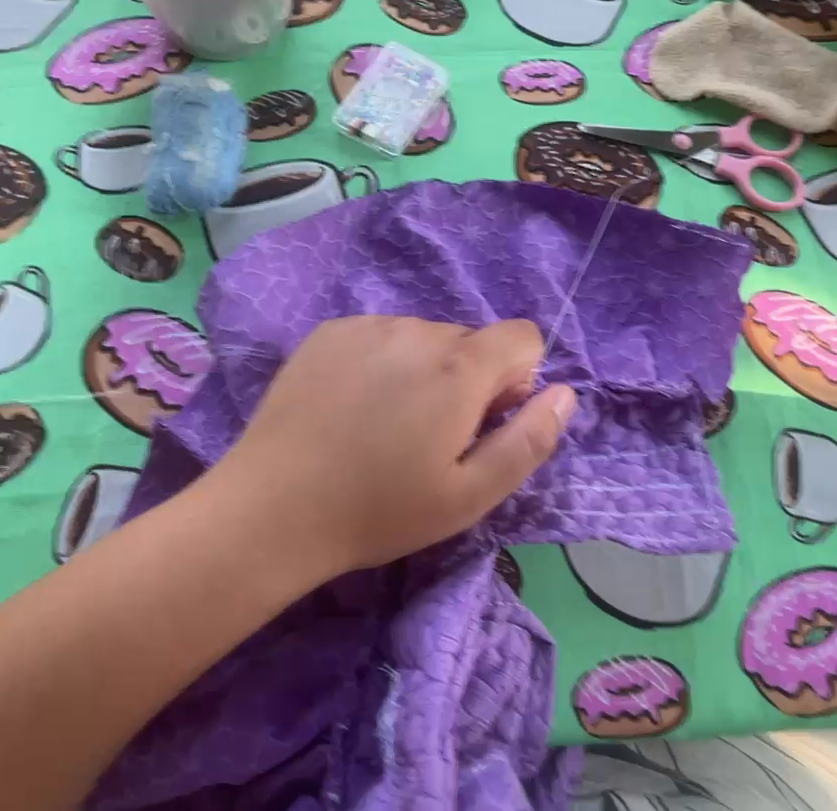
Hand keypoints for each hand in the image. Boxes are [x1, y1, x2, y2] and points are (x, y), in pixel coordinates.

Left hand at [211, 317, 575, 574]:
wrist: (271, 510)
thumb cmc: (380, 511)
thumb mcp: (469, 496)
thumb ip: (529, 441)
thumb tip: (565, 394)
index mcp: (460, 368)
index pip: (523, 337)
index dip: (516, 382)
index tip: (482, 425)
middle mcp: (417, 330)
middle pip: (471, 341)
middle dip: (468, 379)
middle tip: (428, 438)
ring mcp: (368, 326)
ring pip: (425, 337)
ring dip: (424, 370)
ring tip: (384, 426)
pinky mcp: (329, 332)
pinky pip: (381, 335)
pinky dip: (382, 362)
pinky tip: (350, 408)